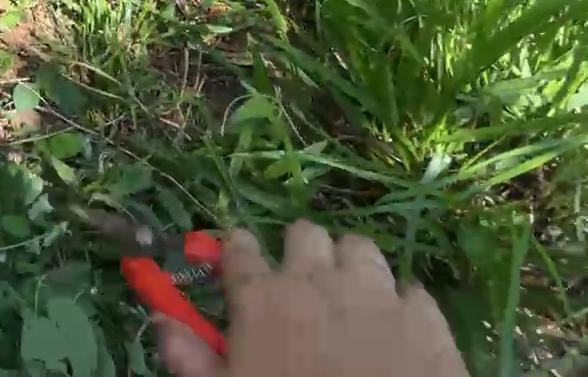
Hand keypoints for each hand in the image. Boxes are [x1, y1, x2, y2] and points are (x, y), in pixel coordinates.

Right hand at [158, 220, 467, 376]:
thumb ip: (188, 355)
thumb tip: (159, 320)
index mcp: (262, 295)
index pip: (239, 245)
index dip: (238, 252)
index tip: (241, 268)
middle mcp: (315, 279)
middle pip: (304, 232)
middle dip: (301, 252)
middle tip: (303, 285)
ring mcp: (375, 296)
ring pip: (359, 247)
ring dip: (352, 267)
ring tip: (352, 298)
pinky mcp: (428, 322)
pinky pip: (414, 292)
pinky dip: (404, 305)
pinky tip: (400, 331)